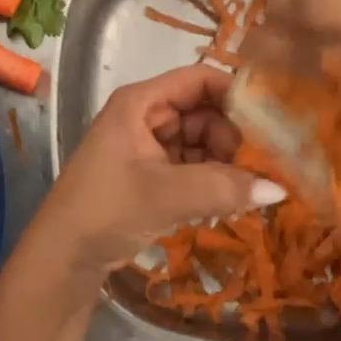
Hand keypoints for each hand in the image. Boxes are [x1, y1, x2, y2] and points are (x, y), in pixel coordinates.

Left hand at [28, 66, 288, 276]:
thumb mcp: (166, 195)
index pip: (199, 80)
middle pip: (204, 112)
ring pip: (201, 142)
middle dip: (233, 137)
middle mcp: (146, 116)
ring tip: (249, 189)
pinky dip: (212, 180)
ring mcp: (147, 146)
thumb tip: (279, 189)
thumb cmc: (106, 209)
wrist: (61, 259)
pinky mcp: (150, 176)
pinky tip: (231, 200)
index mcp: (141, 102)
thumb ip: (223, 187)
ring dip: (225, 163)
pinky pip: (192, 167)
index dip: (235, 94)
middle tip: (263, 167)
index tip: (272, 120)